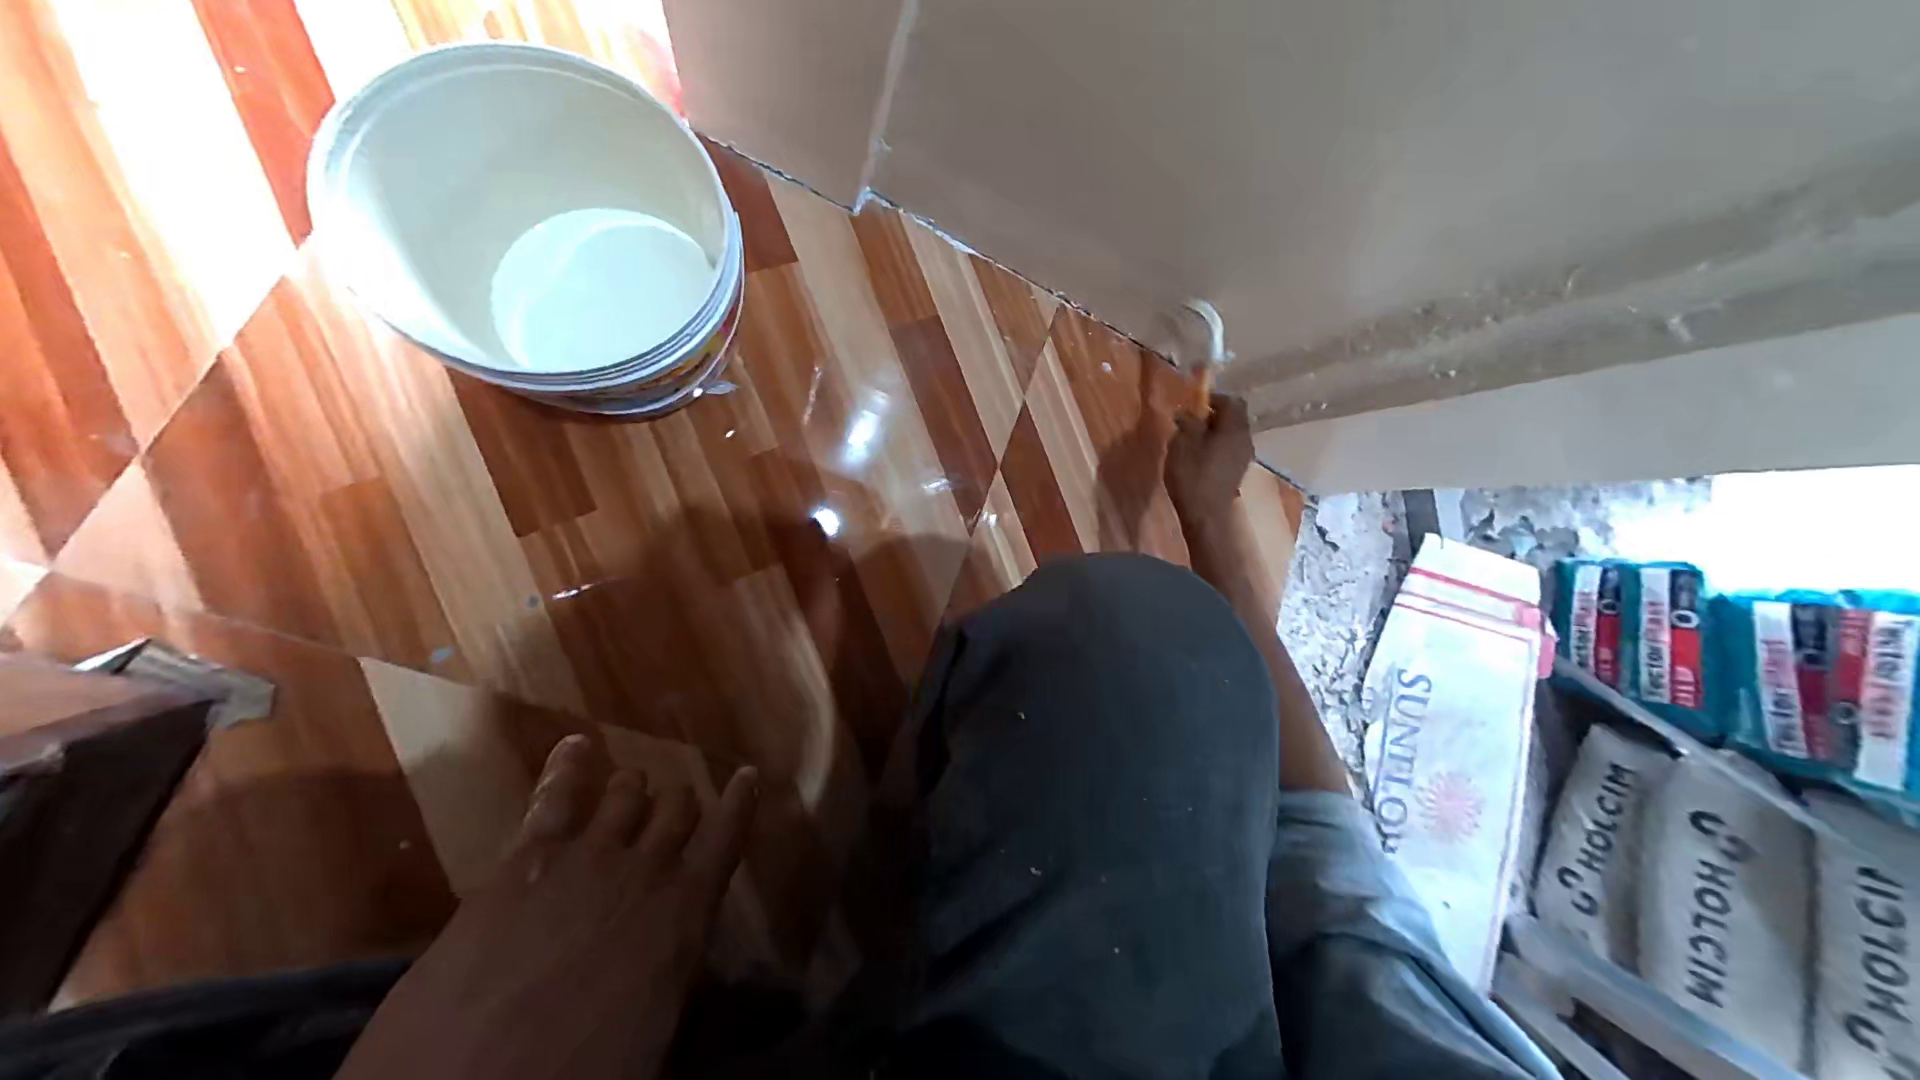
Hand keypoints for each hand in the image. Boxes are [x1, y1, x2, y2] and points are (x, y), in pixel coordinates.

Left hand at [339, 736, 759, 1079]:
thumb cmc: (576, 1074)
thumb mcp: (653, 1031)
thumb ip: (673, 967)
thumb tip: (679, 946)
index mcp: (683, 914)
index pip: (727, 839)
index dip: (741, 802)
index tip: (748, 774)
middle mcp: (646, 870)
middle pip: (676, 807)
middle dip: (676, 805)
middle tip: (670, 810)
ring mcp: (586, 856)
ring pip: (627, 793)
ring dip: (632, 789)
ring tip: (630, 786)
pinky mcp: (526, 860)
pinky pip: (557, 796)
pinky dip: (571, 766)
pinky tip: (578, 746)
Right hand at [1164, 394, 1252, 535]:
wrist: (1206, 514)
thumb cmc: (1193, 475)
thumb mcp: (1183, 443)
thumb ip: (1188, 422)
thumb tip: (1187, 412)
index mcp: (1234, 427)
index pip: (1231, 401)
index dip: (1212, 398)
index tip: (1192, 405)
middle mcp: (1245, 438)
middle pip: (1234, 417)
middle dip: (1213, 416)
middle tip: (1190, 423)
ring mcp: (1244, 456)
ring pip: (1231, 434)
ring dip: (1214, 433)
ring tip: (1192, 442)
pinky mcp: (1238, 471)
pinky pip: (1229, 450)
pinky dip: (1216, 447)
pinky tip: (1199, 459)